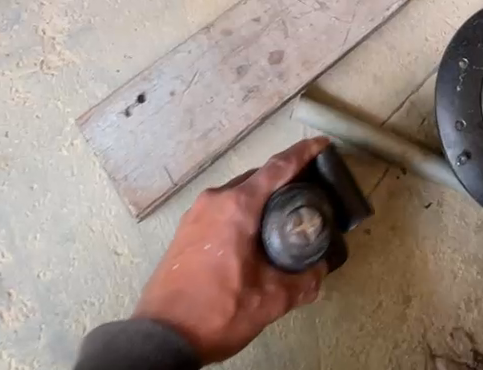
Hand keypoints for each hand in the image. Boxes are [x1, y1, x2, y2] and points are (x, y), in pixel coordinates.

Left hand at [132, 137, 331, 362]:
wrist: (161, 339)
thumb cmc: (217, 311)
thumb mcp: (269, 300)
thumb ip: (302, 282)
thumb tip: (320, 269)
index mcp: (238, 206)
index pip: (278, 167)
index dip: (303, 153)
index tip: (321, 144)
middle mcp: (216, 199)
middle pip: (258, 178)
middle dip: (284, 180)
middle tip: (308, 191)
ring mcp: (196, 213)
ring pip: (238, 193)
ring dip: (261, 198)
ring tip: (281, 215)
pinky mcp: (185, 229)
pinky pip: (222, 208)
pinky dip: (242, 211)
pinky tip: (251, 235)